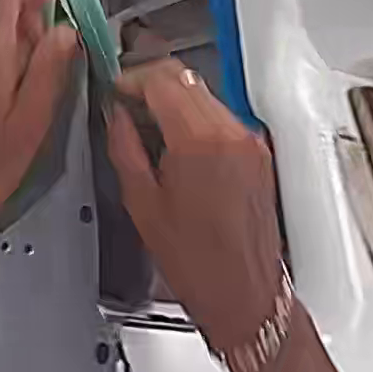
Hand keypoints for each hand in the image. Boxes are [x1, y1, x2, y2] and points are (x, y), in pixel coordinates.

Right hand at [105, 59, 284, 357]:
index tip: (116, 87)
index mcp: (198, 140)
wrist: (246, 295)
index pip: (161, 79)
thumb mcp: (142, 202)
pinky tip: (175, 137)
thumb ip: (124, 146)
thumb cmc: (196, 262)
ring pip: (202, 90)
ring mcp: (247, 138)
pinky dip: (193, 112)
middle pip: (183, 76)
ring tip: (147, 120)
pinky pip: (219, 112)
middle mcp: (229, 131)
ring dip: (172, 94)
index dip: (132, 78)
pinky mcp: (257, 149)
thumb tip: (115, 114)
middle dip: (150, 81)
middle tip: (125, 98)